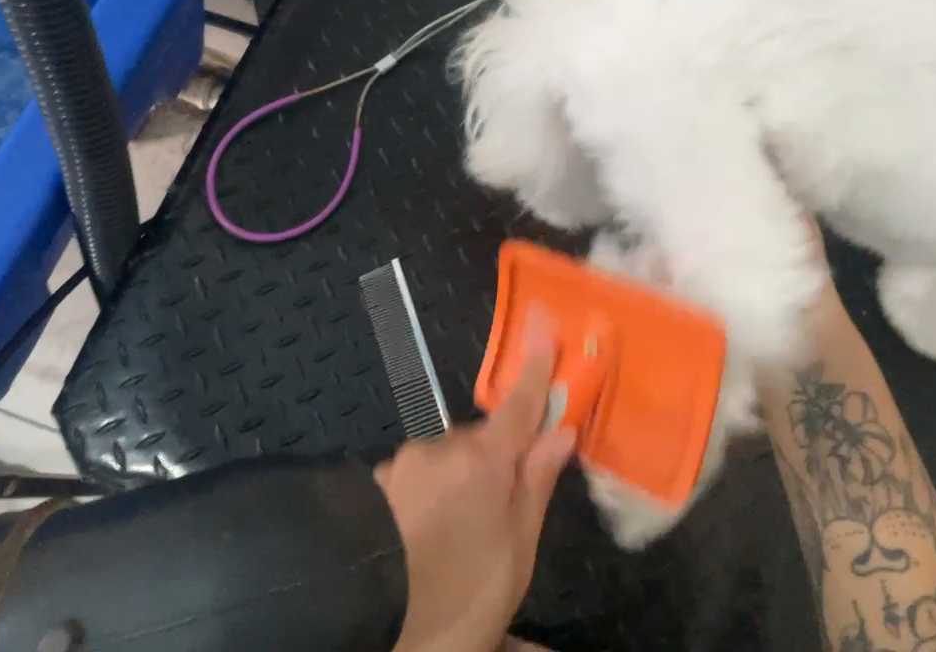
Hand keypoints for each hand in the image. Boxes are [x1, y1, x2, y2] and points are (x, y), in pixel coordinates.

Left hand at [376, 311, 575, 651]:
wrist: (375, 620)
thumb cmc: (464, 592)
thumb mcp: (517, 549)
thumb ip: (535, 482)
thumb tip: (560, 430)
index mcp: (484, 459)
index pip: (519, 401)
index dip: (535, 360)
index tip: (541, 315)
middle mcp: (441, 446)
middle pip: (483, 439)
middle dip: (494, 463)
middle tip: (498, 517)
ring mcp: (405, 461)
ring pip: (449, 459)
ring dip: (459, 483)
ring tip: (457, 541)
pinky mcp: (380, 480)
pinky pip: (420, 475)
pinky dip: (429, 495)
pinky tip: (425, 536)